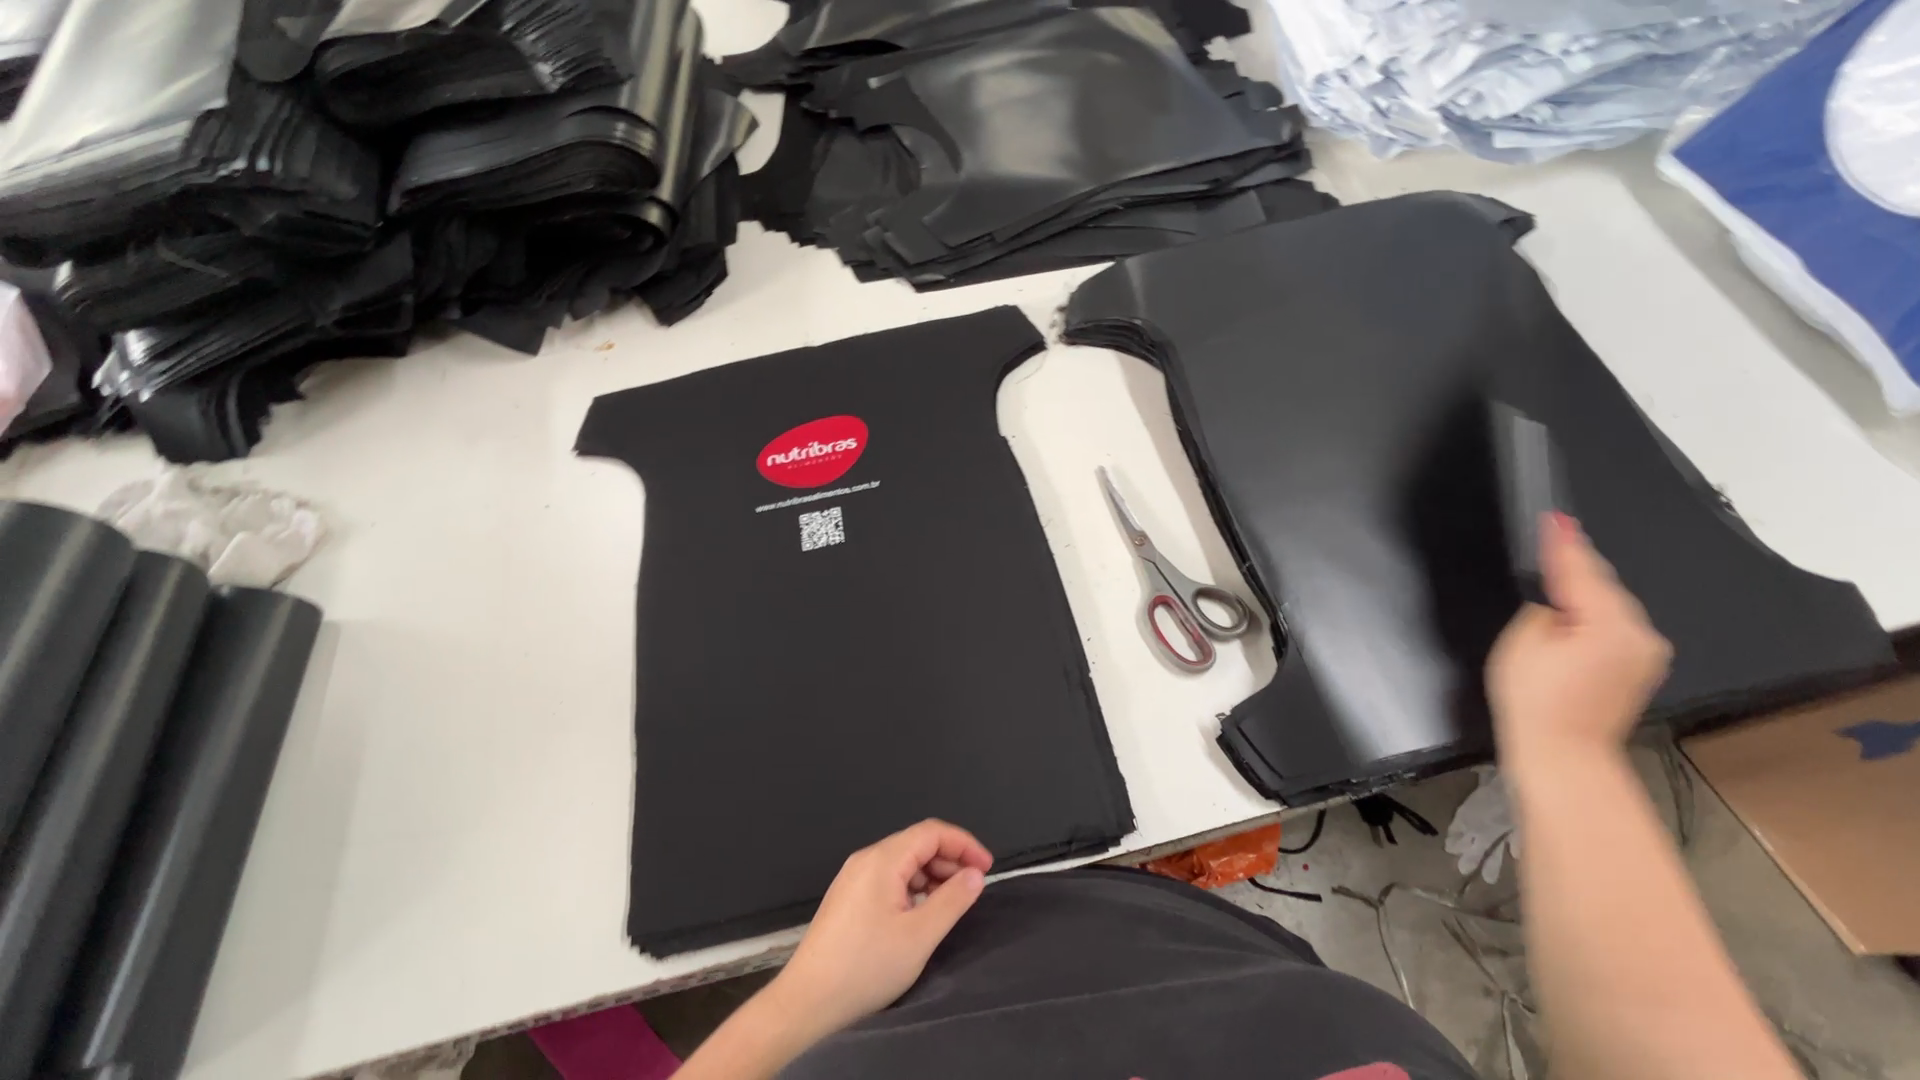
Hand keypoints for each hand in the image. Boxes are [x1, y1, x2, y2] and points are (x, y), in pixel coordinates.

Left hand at [766, 819, 992, 1036]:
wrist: (807, 1000)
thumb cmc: (866, 967)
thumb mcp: (920, 936)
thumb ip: (952, 900)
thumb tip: (974, 875)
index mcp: (882, 860)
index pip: (931, 832)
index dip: (964, 844)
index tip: (987, 868)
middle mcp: (866, 860)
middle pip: (917, 844)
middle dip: (950, 860)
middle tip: (972, 890)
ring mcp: (853, 879)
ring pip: (903, 863)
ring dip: (932, 876)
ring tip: (950, 905)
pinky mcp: (848, 898)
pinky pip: (889, 879)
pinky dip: (913, 888)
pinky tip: (921, 914)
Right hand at [1486, 513, 1671, 766]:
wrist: (1564, 754)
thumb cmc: (1534, 701)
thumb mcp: (1522, 643)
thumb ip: (1545, 608)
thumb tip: (1557, 598)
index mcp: (1610, 624)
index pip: (1582, 571)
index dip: (1564, 543)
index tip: (1556, 517)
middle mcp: (1640, 634)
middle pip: (1602, 588)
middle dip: (1575, 569)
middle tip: (1552, 540)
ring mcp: (1646, 652)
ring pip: (1609, 607)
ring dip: (1583, 593)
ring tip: (1556, 578)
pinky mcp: (1640, 667)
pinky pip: (1614, 627)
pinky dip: (1592, 617)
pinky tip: (1571, 616)